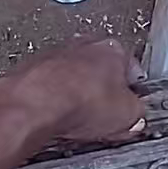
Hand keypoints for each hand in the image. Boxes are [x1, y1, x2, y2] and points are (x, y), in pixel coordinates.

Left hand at [0, 37, 144, 143]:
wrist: (34, 104)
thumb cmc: (77, 100)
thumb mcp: (127, 115)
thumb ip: (136, 113)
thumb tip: (135, 117)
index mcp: (113, 50)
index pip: (131, 70)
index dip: (132, 94)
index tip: (130, 110)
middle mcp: (83, 46)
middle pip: (100, 73)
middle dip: (102, 95)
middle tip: (104, 119)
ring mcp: (54, 56)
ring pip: (73, 80)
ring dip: (76, 99)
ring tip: (77, 123)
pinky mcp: (31, 72)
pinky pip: (49, 90)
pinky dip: (53, 103)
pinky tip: (56, 120)